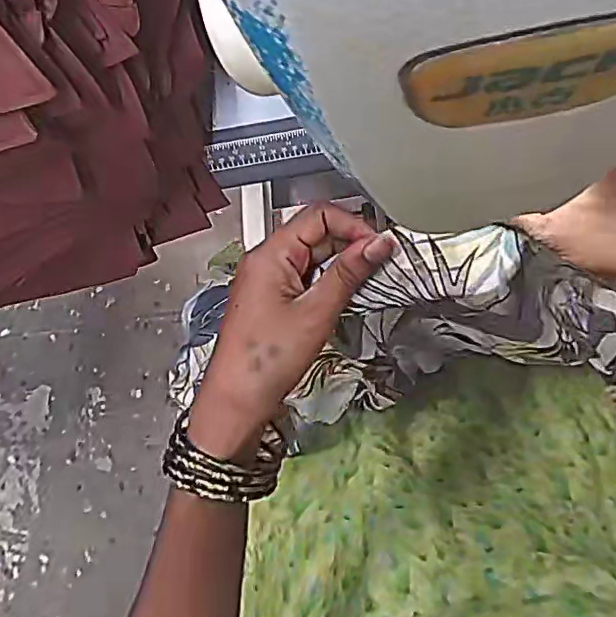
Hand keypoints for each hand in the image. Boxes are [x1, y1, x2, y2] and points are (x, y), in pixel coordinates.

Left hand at [188, 203, 395, 459]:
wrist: (237, 401)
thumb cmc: (265, 361)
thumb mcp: (316, 312)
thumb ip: (349, 272)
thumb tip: (377, 243)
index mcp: (270, 254)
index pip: (318, 215)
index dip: (353, 225)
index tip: (378, 245)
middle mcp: (265, 260)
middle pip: (316, 232)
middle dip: (350, 244)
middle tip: (379, 265)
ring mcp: (268, 279)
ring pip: (314, 255)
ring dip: (341, 264)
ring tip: (364, 284)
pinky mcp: (273, 298)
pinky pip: (306, 276)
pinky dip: (328, 282)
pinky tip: (343, 298)